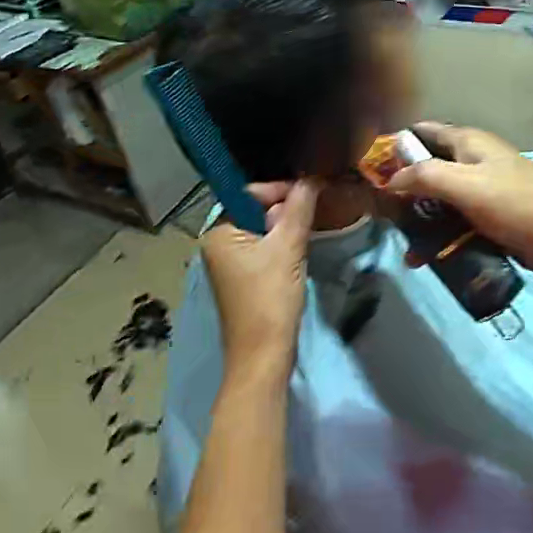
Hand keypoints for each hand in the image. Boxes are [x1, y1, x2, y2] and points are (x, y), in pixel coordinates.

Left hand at [201, 180, 319, 375]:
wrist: (263, 355)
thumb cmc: (270, 298)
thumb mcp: (288, 247)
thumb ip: (300, 208)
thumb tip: (313, 177)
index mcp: (218, 231)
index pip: (251, 193)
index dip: (282, 190)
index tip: (313, 192)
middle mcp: (218, 242)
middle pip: (257, 210)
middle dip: (286, 209)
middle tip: (315, 214)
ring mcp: (230, 262)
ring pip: (263, 229)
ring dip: (287, 227)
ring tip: (310, 231)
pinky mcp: (243, 277)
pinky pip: (264, 248)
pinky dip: (282, 245)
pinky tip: (299, 251)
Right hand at [385, 122, 532, 274]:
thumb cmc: (515, 204)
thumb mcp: (465, 185)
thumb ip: (424, 177)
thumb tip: (390, 180)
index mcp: (471, 143)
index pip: (426, 131)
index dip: (398, 144)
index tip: (372, 166)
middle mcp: (478, 161)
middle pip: (432, 169)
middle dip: (407, 191)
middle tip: (383, 214)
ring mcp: (489, 191)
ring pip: (445, 202)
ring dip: (424, 222)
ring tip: (407, 248)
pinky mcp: (497, 219)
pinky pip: (461, 224)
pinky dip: (445, 238)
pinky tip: (430, 259)